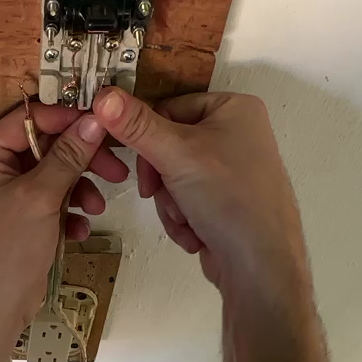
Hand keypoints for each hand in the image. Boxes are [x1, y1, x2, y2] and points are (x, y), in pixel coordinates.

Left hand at [0, 102, 127, 333]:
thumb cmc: (7, 251)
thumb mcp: (40, 198)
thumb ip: (68, 156)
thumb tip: (94, 120)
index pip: (26, 120)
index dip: (65, 119)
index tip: (101, 124)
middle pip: (45, 148)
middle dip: (81, 161)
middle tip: (116, 169)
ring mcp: (6, 197)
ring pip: (53, 177)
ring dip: (79, 190)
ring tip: (96, 209)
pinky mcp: (22, 221)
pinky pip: (51, 203)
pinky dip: (68, 213)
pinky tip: (79, 230)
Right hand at [93, 88, 308, 296]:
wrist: (259, 265)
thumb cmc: (228, 199)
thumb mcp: (176, 155)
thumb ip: (136, 126)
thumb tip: (102, 96)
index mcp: (234, 108)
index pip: (169, 109)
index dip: (149, 141)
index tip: (146, 170)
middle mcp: (237, 134)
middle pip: (168, 148)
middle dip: (162, 183)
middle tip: (164, 198)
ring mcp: (232, 171)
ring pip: (173, 180)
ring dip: (170, 206)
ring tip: (188, 221)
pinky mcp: (225, 203)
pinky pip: (186, 202)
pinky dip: (183, 220)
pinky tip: (196, 234)